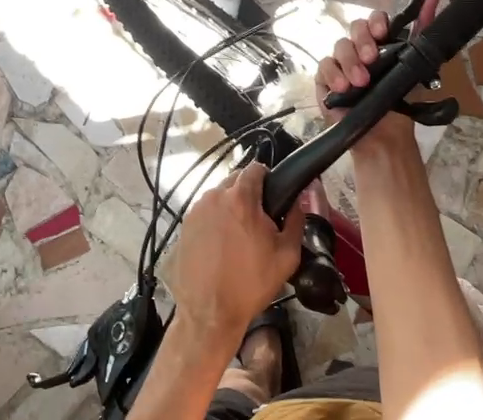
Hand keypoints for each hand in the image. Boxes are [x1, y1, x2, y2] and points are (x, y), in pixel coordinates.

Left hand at [165, 163, 303, 337]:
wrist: (209, 314)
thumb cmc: (251, 284)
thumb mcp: (286, 256)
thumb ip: (296, 221)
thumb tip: (299, 201)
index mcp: (241, 199)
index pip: (255, 168)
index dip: (267, 177)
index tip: (272, 194)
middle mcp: (214, 197)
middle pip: (235, 181)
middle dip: (248, 194)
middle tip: (258, 220)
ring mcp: (195, 211)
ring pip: (218, 198)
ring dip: (229, 208)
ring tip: (238, 236)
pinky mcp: (183, 227)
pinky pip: (204, 214)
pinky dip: (213, 222)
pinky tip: (220, 247)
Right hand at [315, 0, 440, 154]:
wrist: (385, 136)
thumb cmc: (400, 101)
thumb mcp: (417, 65)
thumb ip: (424, 32)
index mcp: (381, 44)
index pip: (374, 21)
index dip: (376, 21)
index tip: (381, 31)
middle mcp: (360, 50)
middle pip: (355, 28)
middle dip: (362, 40)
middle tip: (371, 59)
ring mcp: (341, 63)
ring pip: (340, 46)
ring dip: (350, 61)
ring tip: (360, 82)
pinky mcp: (325, 80)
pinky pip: (324, 66)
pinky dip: (333, 74)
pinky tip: (342, 87)